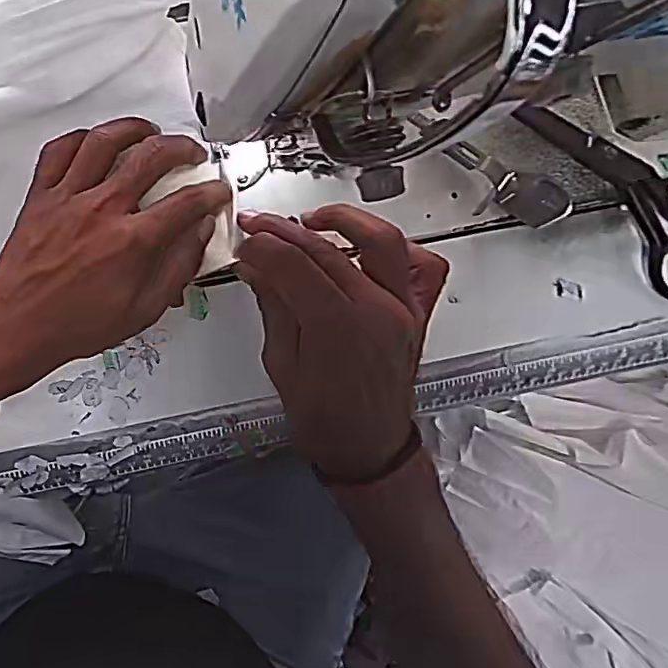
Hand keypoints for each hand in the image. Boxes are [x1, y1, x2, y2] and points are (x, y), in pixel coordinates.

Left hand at [0, 118, 232, 403]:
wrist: (20, 326)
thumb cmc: (73, 323)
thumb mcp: (143, 309)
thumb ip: (178, 267)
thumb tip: (198, 236)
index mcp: (131, 242)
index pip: (187, 202)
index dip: (211, 193)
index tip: (214, 193)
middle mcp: (101, 212)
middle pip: (152, 156)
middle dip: (183, 148)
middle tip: (190, 154)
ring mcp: (69, 200)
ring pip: (105, 140)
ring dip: (134, 128)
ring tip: (149, 132)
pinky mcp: (41, 197)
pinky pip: (59, 151)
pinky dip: (80, 138)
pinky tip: (93, 140)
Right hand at [233, 205, 449, 481]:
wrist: (367, 447)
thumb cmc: (327, 422)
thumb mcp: (281, 363)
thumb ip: (273, 306)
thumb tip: (257, 267)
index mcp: (337, 330)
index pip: (293, 265)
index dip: (263, 245)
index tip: (246, 240)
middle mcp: (377, 314)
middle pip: (326, 248)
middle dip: (284, 231)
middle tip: (260, 226)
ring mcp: (403, 311)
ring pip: (381, 240)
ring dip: (344, 220)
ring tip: (312, 220)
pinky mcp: (417, 313)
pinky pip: (421, 264)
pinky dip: (395, 247)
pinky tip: (365, 246)